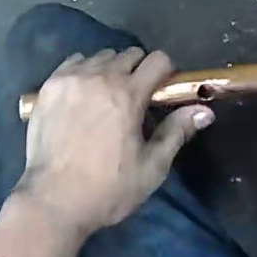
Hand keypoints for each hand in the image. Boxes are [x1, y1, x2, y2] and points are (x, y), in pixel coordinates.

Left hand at [14, 47, 213, 238]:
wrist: (51, 202)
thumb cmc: (106, 189)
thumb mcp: (151, 167)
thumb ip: (177, 132)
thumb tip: (205, 111)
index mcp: (129, 94)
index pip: (158, 59)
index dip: (165, 72)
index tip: (162, 91)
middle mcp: (102, 76)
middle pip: (130, 54)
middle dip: (138, 70)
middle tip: (134, 99)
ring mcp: (73, 77)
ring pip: (102, 56)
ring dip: (111, 70)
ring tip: (106, 97)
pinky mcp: (50, 85)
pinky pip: (75, 61)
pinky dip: (84, 70)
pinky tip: (82, 94)